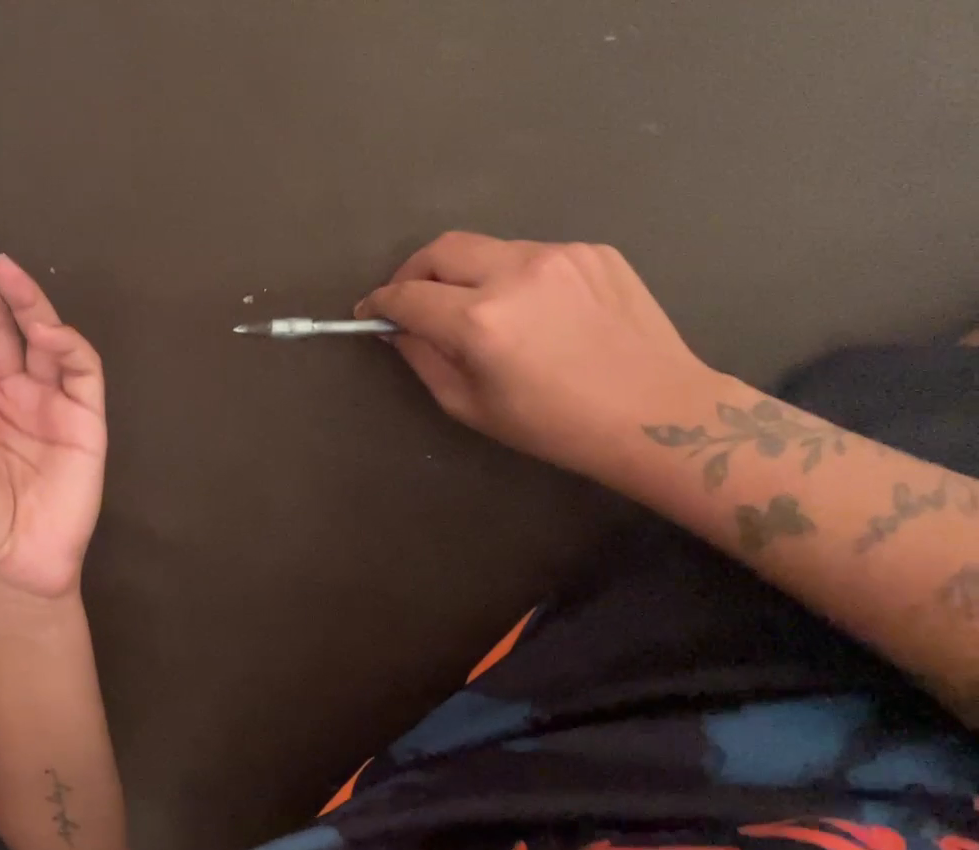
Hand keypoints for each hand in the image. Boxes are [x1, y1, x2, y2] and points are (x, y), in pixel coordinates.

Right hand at [357, 232, 722, 476]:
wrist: (656, 411)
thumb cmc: (552, 424)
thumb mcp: (468, 405)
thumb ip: (424, 359)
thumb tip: (399, 330)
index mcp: (480, 321)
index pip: (408, 296)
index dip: (379, 304)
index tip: (369, 313)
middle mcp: (516, 274)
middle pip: (441, 250)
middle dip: (412, 272)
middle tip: (409, 300)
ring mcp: (560, 256)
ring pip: (487, 248)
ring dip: (464, 273)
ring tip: (472, 308)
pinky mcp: (593, 252)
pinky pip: (531, 255)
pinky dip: (511, 276)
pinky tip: (528, 310)